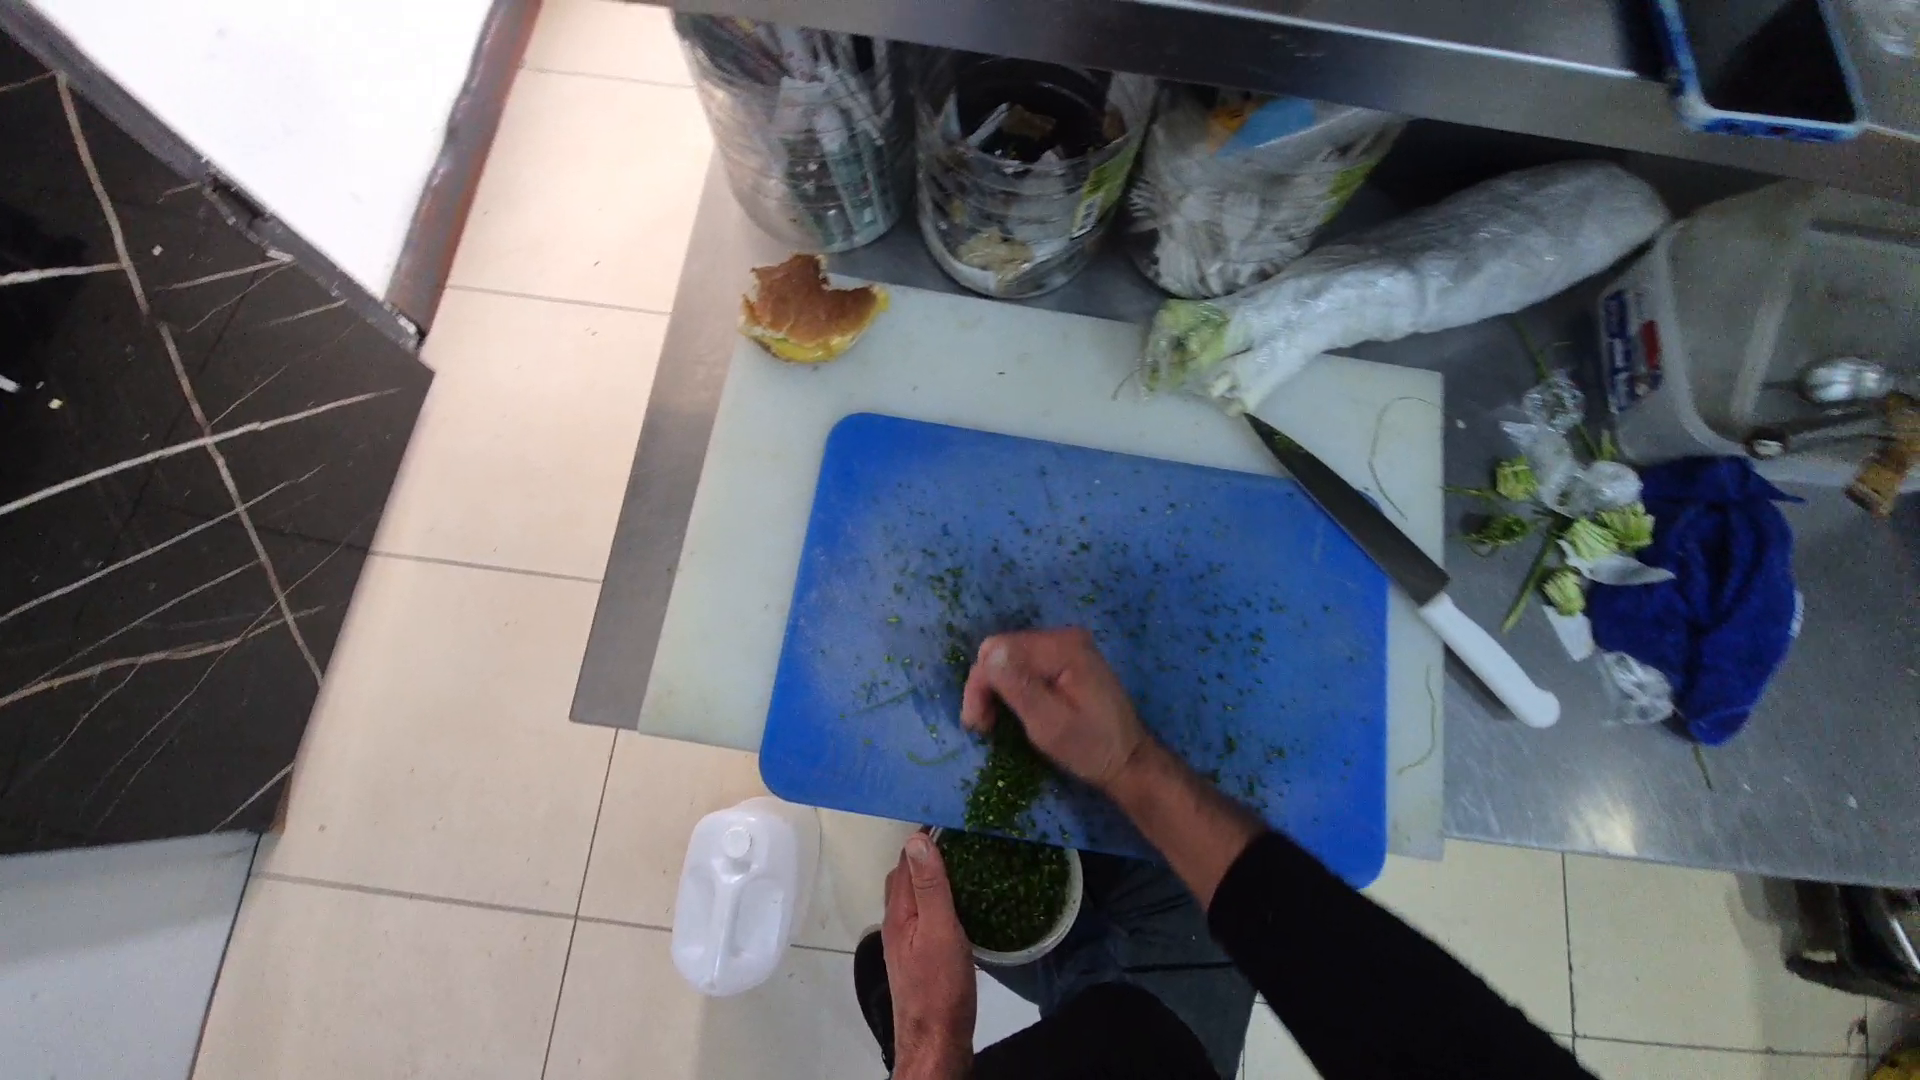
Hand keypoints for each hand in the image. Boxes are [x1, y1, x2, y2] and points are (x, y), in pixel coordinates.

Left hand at [883, 833, 974, 1079]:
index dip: (924, 838)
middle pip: (906, 877)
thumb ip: (929, 885)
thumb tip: (917, 838)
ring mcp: (906, 943)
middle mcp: (896, 923)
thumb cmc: (940, 986)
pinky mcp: (920, 959)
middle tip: (961, 840)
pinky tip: (960, 907)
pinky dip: (939, 901)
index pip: (905, 861)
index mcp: (898, 912)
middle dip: (927, 855)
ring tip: (963, 866)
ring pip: (916, 898)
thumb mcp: (939, 929)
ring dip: (932, 878)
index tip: (950, 820)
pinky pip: (926, 917)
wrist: (936, 1044)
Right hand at [960, 627, 1149, 790]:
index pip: (997, 649)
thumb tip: (989, 653)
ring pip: (1009, 657)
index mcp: (1062, 646)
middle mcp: (1063, 636)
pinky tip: (1013, 709)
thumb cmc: (1091, 748)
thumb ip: (1019, 686)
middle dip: (985, 686)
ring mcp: (1065, 646)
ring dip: (995, 688)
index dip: (980, 683)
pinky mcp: (1065, 659)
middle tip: (983, 726)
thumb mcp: (1049, 724)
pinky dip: (1011, 686)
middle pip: (1001, 650)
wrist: (1128, 760)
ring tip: (993, 722)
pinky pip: (1024, 664)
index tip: (977, 722)